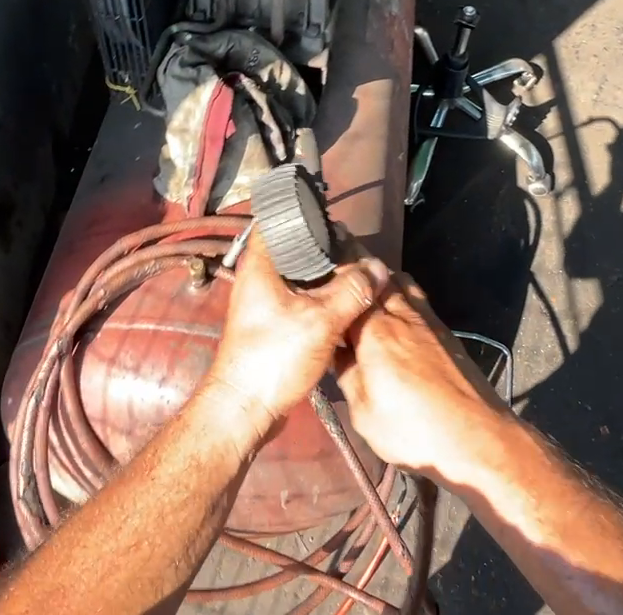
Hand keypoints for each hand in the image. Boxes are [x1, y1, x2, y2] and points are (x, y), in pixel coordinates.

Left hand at [200, 231, 388, 449]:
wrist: (244, 410)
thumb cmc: (274, 357)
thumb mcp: (321, 321)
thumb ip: (352, 291)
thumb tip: (378, 268)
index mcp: (260, 264)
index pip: (277, 220)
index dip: (304, 213)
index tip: (333, 214)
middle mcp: (258, 277)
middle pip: (293, 249)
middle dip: (324, 247)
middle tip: (355, 246)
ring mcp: (264, 302)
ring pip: (299, 277)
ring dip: (324, 275)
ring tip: (355, 271)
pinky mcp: (273, 324)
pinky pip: (300, 299)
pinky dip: (320, 297)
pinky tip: (344, 302)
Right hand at [335, 274, 512, 482]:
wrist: (476, 438)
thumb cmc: (413, 430)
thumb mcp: (363, 412)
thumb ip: (347, 375)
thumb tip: (336, 353)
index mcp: (375, 332)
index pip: (347, 290)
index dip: (328, 282)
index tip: (313, 282)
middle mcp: (401, 315)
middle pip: (375, 276)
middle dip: (354, 271)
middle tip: (334, 278)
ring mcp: (427, 320)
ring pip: (399, 281)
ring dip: (380, 279)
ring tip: (362, 290)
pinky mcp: (444, 331)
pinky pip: (416, 298)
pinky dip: (400, 292)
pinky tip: (393, 313)